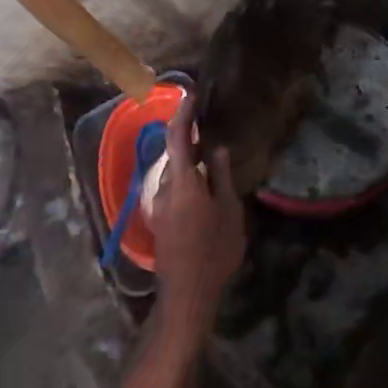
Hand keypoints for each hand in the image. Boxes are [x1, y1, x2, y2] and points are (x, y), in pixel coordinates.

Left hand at [151, 95, 246, 328]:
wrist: (187, 292)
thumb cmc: (214, 251)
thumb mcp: (229, 212)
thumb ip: (221, 177)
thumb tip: (218, 149)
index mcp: (181, 182)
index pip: (178, 137)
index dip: (184, 113)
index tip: (192, 94)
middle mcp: (163, 187)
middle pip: (174, 153)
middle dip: (188, 137)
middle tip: (209, 125)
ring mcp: (158, 204)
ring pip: (174, 172)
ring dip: (189, 160)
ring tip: (212, 155)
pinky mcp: (160, 217)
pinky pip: (173, 187)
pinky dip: (187, 177)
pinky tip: (204, 184)